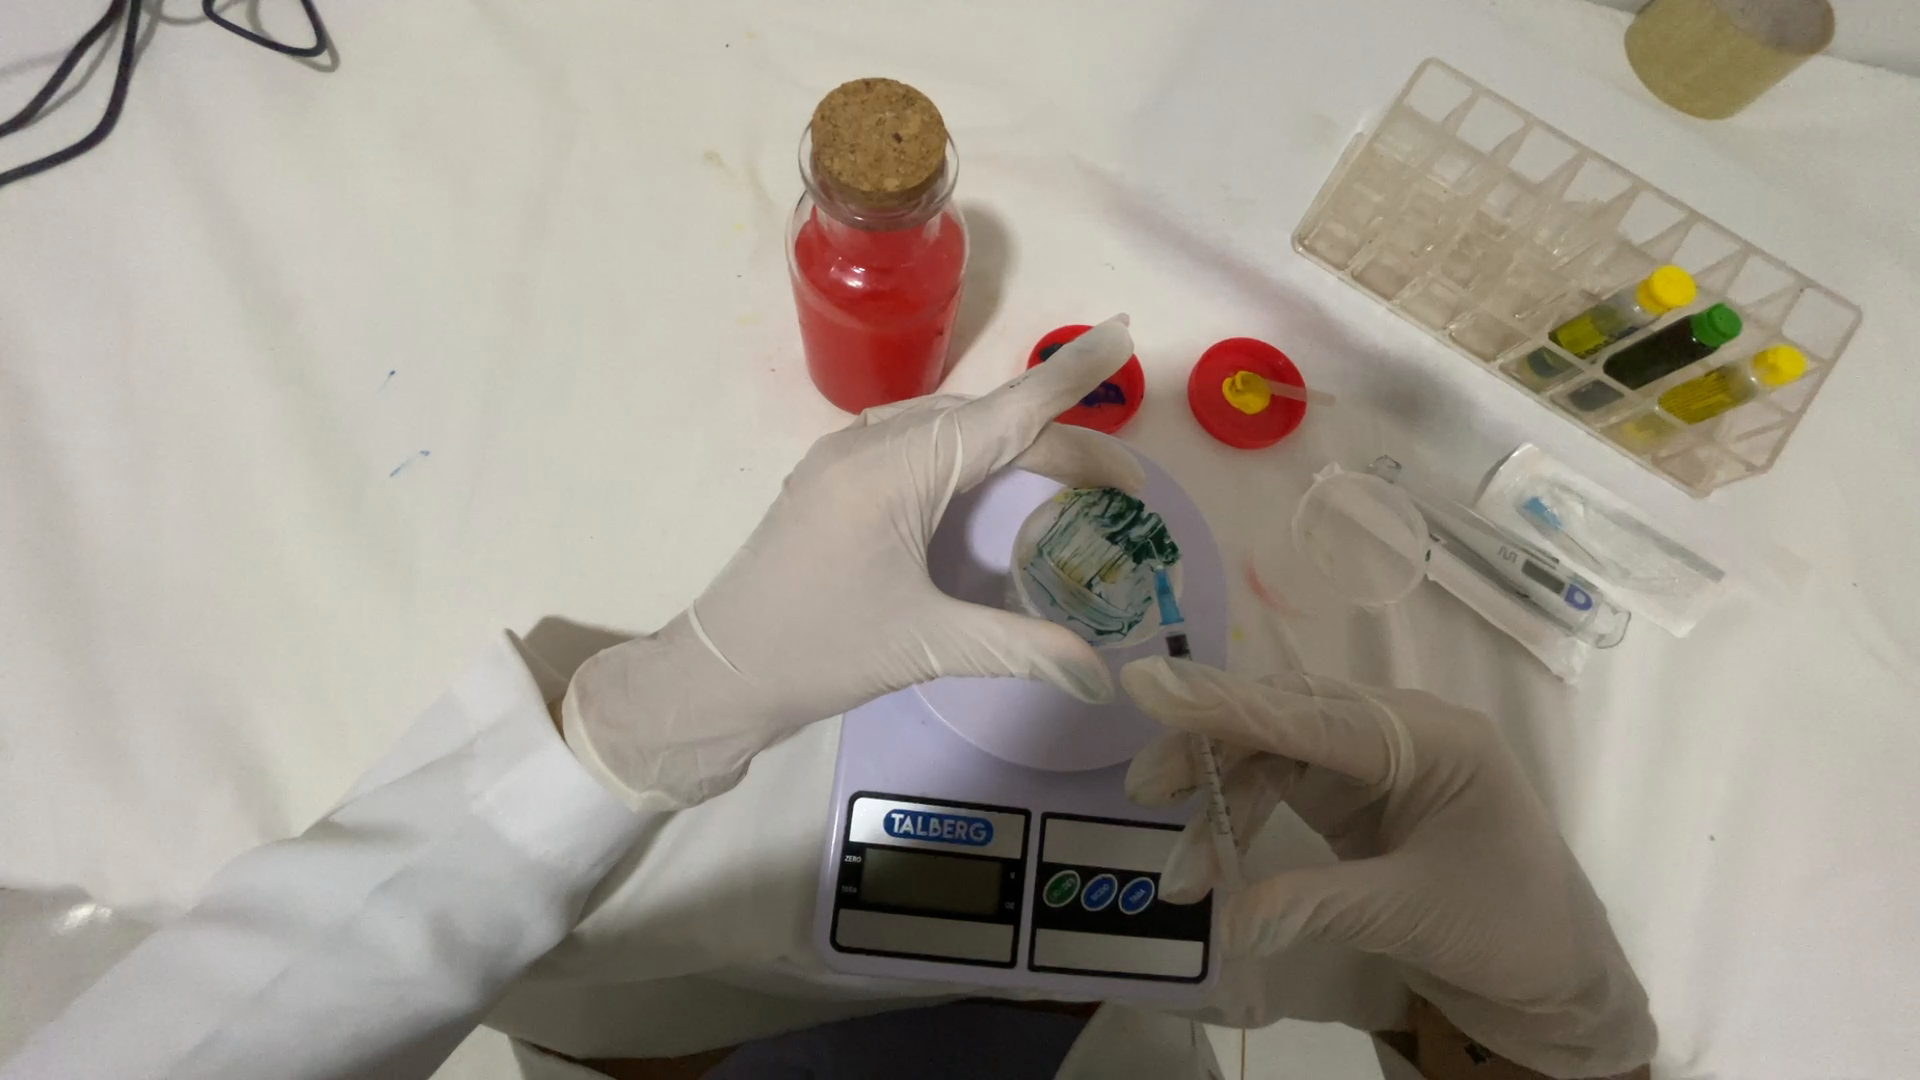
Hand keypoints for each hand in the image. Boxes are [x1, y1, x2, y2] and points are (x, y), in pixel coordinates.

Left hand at [563, 316, 1142, 810]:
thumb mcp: (927, 646)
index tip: (1120, 336)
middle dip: (1055, 443)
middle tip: (1117, 485)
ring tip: (1063, 477)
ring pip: (948, 427)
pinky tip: (984, 481)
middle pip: (983, 422)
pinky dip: (965, 455)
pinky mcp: (832, 476)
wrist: (718, 673)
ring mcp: (844, 455)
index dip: (1068, 377)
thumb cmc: (817, 654)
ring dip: (1009, 443)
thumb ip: (1024, 650)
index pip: (1002, 413)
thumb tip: (1103, 679)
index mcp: (891, 470)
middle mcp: (867, 444)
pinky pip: (914, 443)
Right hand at [1122, 658, 1655, 1078]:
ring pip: (1263, 748)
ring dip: (1215, 795)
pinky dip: (1235, 813)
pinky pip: (1271, 778)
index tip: (1149, 686)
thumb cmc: (1514, 935)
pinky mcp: (1342, 785)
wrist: (1558, 981)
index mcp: (1429, 738)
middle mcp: (1390, 729)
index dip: (1225, 702)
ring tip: (1181, 868)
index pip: (1311, 713)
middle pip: (1276, 718)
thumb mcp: (1414, 915)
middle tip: (1146, 789)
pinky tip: (1211, 855)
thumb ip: (1314, 907)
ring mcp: (1362, 755)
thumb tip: (1226, 925)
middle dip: (1206, 751)